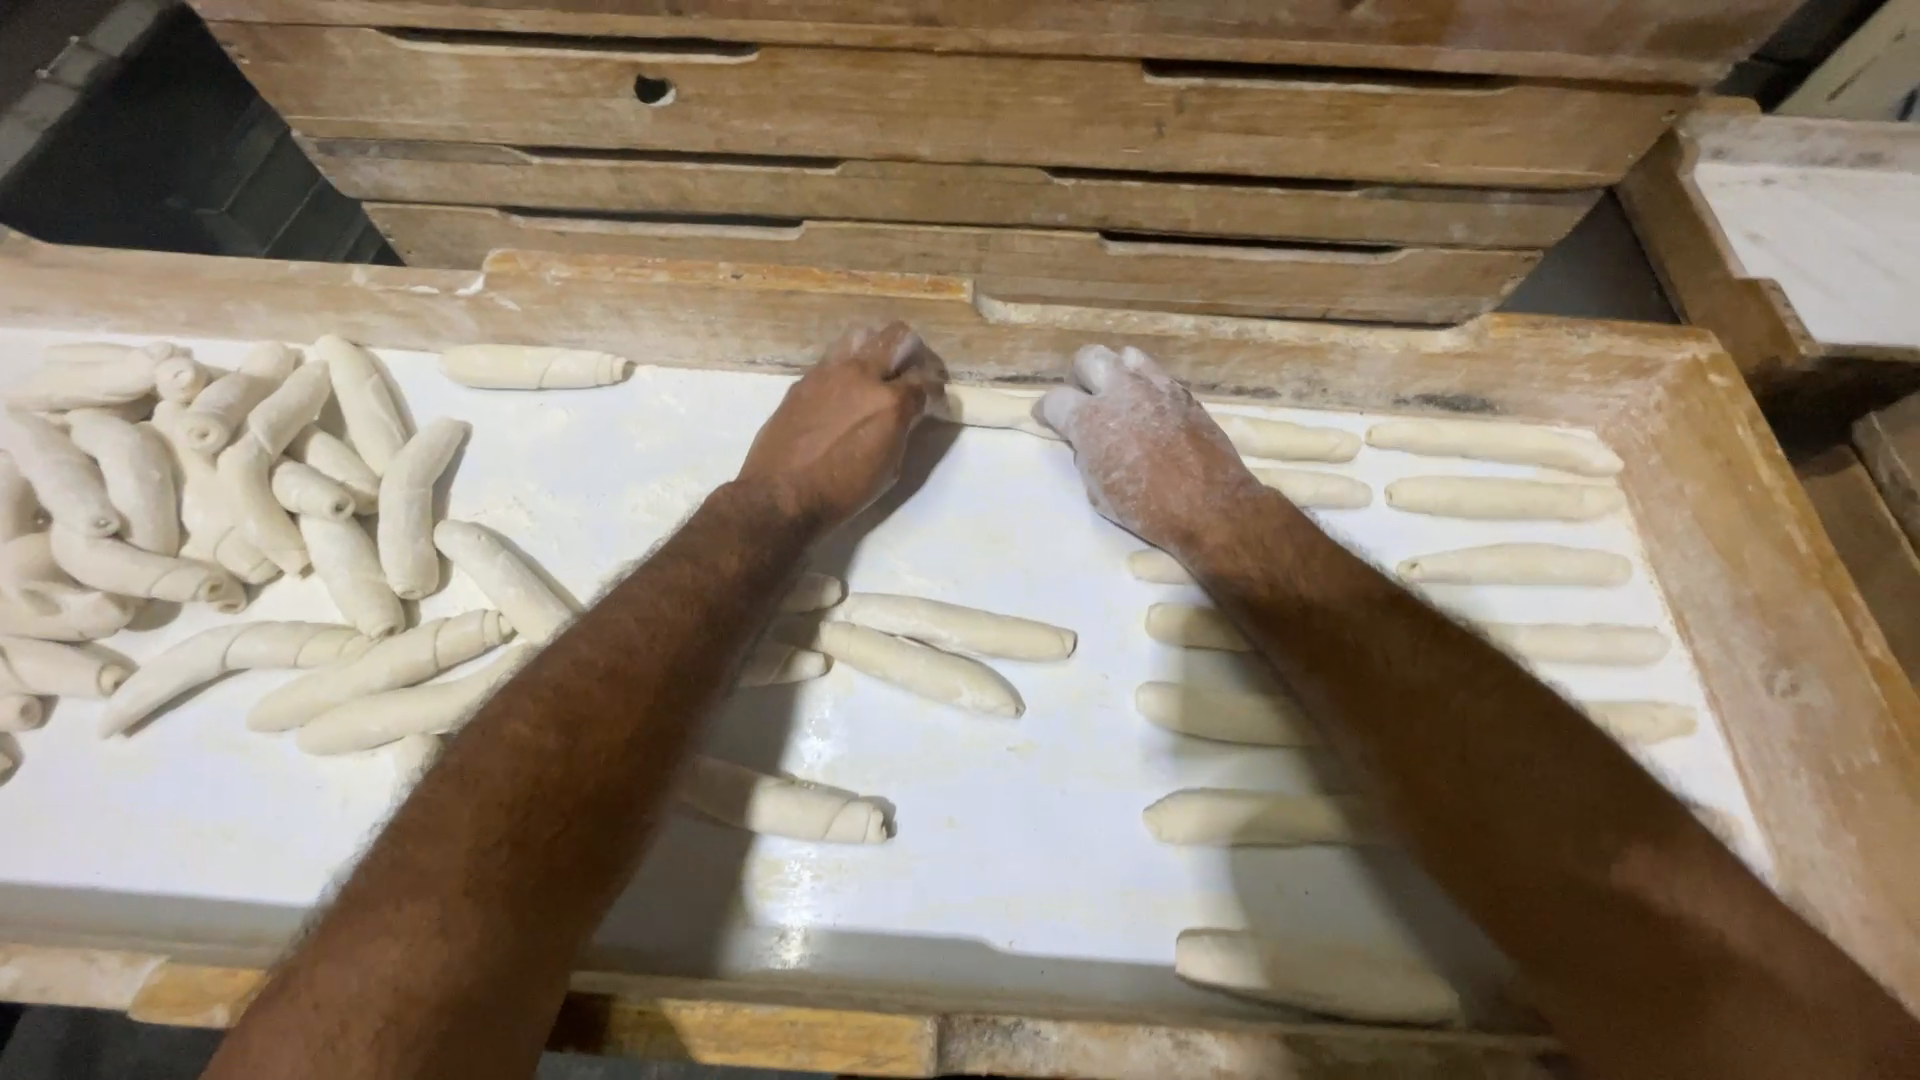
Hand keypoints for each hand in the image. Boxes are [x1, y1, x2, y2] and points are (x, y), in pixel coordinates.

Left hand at [737, 321, 946, 530]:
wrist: (782, 495)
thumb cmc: (842, 493)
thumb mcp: (889, 470)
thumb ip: (902, 432)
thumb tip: (906, 417)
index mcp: (891, 403)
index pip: (927, 381)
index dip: (936, 391)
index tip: (934, 401)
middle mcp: (862, 376)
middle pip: (898, 336)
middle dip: (914, 352)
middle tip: (913, 372)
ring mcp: (829, 372)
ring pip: (862, 335)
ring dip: (876, 349)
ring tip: (877, 372)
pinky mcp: (804, 379)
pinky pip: (833, 358)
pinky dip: (848, 367)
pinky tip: (845, 390)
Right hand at [1039, 345, 1262, 555]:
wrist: (1210, 507)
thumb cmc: (1147, 509)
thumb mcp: (1098, 493)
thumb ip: (1086, 458)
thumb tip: (1085, 444)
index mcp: (1090, 420)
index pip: (1054, 399)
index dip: (1046, 411)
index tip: (1047, 420)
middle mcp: (1120, 392)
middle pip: (1088, 358)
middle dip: (1079, 377)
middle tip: (1083, 399)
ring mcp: (1155, 387)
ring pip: (1125, 356)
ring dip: (1115, 372)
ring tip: (1118, 395)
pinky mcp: (1183, 393)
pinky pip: (1156, 374)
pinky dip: (1144, 385)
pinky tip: (1147, 408)